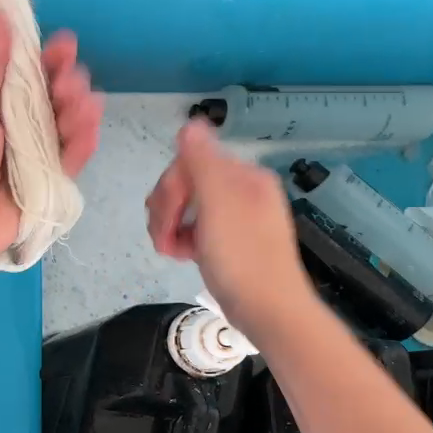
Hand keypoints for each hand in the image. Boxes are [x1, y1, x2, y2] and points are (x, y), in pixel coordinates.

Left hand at [0, 10, 101, 278]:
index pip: (28, 75)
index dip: (48, 58)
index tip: (64, 43)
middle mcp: (19, 127)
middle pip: (54, 96)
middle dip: (67, 82)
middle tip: (68, 80)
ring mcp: (37, 154)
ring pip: (68, 123)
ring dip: (78, 107)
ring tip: (79, 102)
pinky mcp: (51, 180)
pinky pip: (74, 156)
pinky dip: (84, 141)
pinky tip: (89, 125)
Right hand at [145, 120, 316, 339]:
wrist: (267, 309)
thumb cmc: (242, 258)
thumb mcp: (218, 206)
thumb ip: (202, 162)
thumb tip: (190, 122)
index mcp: (242, 177)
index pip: (187, 164)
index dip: (169, 192)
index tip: (167, 220)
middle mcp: (240, 190)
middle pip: (183, 185)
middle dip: (165, 211)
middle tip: (164, 241)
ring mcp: (233, 217)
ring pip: (183, 208)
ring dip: (168, 227)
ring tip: (171, 251)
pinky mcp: (226, 241)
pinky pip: (192, 228)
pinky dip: (180, 240)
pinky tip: (182, 255)